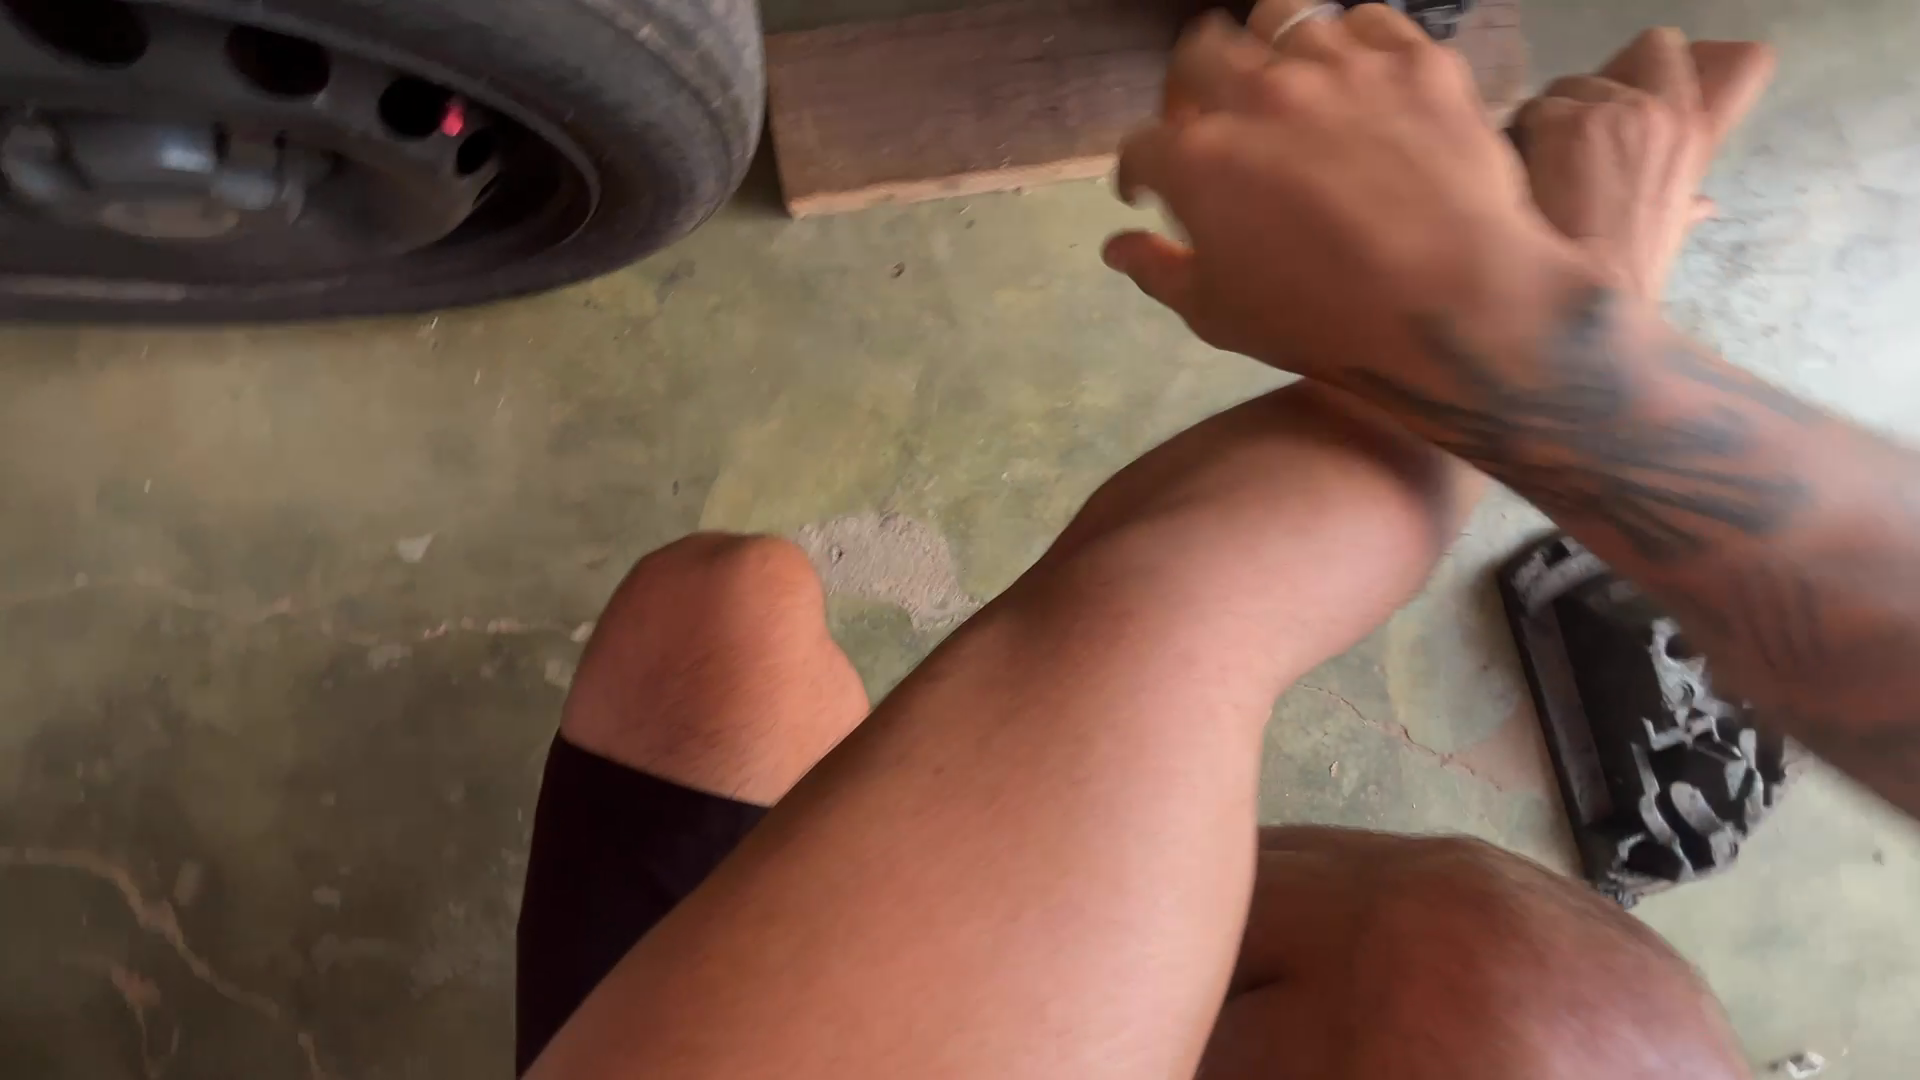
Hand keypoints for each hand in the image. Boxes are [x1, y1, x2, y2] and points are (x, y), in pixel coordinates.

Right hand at [1105, 1, 1589, 384]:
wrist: (1449, 301)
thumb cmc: (1314, 319)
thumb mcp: (1214, 313)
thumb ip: (1157, 269)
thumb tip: (1115, 246)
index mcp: (1198, 160)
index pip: (1140, 146)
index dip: (1135, 171)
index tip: (1145, 191)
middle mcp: (1258, 93)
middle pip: (1197, 54)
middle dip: (1185, 90)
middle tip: (1202, 123)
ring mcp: (1339, 66)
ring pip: (1279, 18)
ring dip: (1262, 54)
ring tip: (1276, 92)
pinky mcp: (1413, 57)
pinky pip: (1363, 21)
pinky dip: (1341, 49)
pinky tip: (1347, 86)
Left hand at [1512, 29, 1775, 297]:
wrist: (1590, 295)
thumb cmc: (1621, 274)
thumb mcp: (1667, 228)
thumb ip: (1683, 199)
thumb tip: (1702, 207)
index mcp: (1693, 130)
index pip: (1680, 52)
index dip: (1633, 72)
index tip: (1605, 106)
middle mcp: (1661, 107)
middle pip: (1614, 62)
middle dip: (1579, 96)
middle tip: (1555, 143)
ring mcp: (1614, 110)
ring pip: (1562, 88)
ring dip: (1540, 121)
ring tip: (1529, 170)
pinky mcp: (1566, 123)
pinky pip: (1526, 113)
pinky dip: (1512, 140)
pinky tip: (1508, 179)